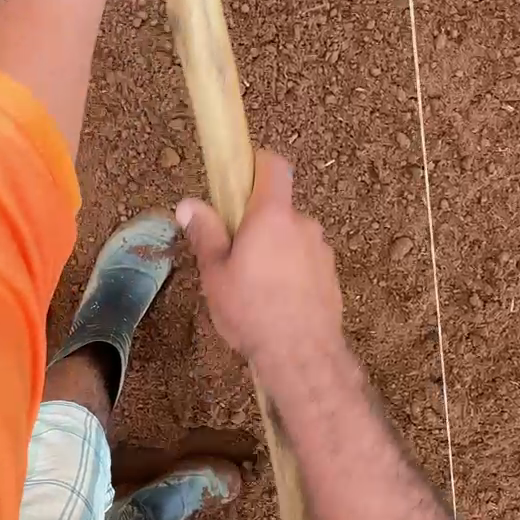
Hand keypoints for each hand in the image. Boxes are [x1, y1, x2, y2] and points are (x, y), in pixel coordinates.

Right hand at [176, 150, 345, 376]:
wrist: (301, 355)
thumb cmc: (252, 310)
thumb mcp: (216, 272)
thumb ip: (205, 233)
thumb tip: (188, 204)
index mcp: (272, 216)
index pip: (273, 166)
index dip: (255, 164)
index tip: (236, 178)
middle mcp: (303, 225)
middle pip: (277, 210)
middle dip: (255, 225)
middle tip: (232, 256)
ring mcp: (321, 251)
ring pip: (291, 239)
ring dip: (273, 252)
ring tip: (252, 288)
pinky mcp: (331, 277)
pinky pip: (304, 263)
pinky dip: (290, 273)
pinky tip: (274, 304)